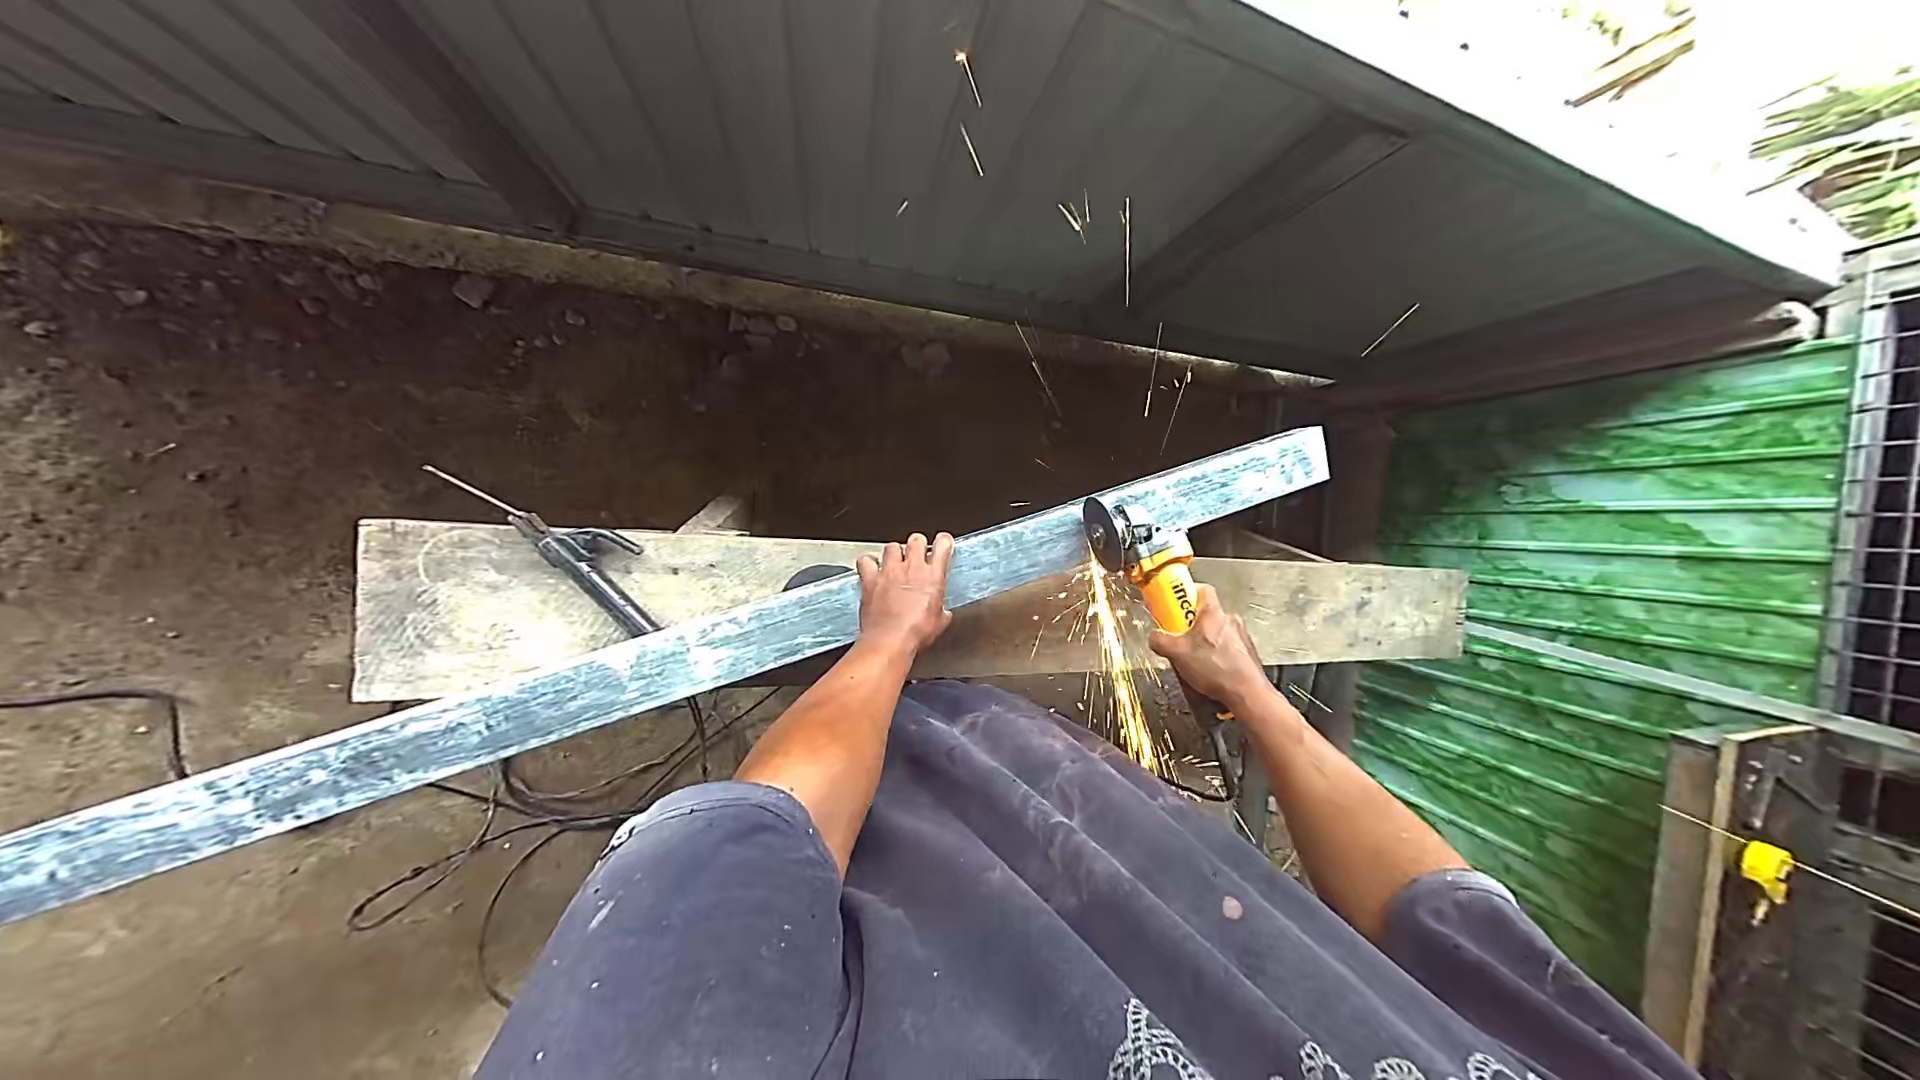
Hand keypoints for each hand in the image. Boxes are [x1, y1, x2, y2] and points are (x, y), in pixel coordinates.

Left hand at [855, 532, 954, 655]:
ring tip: (895, 562)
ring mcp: (889, 572)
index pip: (943, 544)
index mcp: (933, 576)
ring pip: (891, 546)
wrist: (890, 642)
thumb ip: (942, 610)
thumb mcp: (939, 622)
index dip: (943, 542)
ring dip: (895, 552)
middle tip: (917, 554)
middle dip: (918, 544)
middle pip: (916, 539)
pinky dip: (868, 562)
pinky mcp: (870, 579)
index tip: (942, 545)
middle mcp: (911, 568)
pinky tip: (872, 568)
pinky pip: (866, 560)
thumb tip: (943, 612)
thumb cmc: (914, 633)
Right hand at [1148, 584, 1269, 710]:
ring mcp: (1240, 636)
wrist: (1246, 693)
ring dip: (1203, 641)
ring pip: (1216, 631)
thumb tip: (1154, 637)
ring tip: (1194, 659)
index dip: (1186, 594)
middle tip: (1179, 638)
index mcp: (1213, 613)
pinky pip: (1226, 646)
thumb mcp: (1176, 653)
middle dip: (1190, 625)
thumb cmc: (1217, 669)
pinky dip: (1215, 654)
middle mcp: (1229, 620)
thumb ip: (1159, 641)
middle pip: (1205, 613)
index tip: (1175, 605)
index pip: (1201, 589)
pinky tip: (1208, 669)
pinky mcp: (1245, 651)